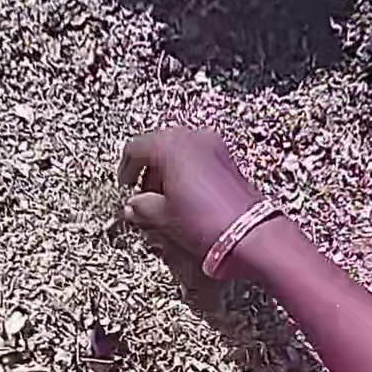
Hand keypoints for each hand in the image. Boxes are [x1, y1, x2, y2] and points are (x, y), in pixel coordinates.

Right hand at [118, 128, 265, 260]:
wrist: (246, 232)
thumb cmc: (204, 221)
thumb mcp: (163, 216)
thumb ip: (142, 206)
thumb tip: (133, 205)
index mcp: (170, 146)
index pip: (136, 148)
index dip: (126, 168)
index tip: (125, 186)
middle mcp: (192, 138)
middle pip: (158, 145)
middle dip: (147, 169)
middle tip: (141, 194)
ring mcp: (212, 145)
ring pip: (178, 150)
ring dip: (165, 170)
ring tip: (161, 199)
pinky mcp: (226, 158)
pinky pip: (196, 156)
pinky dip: (183, 171)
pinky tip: (182, 196)